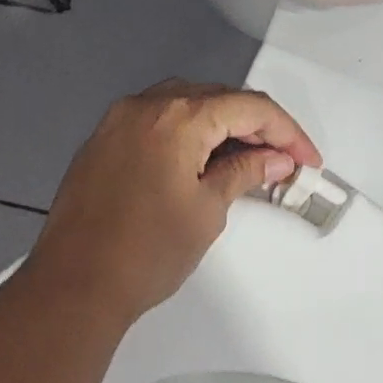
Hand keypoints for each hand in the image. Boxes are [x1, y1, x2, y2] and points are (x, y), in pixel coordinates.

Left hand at [17, 81, 322, 325]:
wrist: (74, 284)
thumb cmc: (148, 252)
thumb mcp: (207, 211)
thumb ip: (244, 172)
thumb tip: (276, 158)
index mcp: (176, 117)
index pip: (247, 106)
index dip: (287, 131)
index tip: (309, 161)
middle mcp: (143, 105)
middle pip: (214, 97)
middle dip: (254, 125)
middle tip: (281, 161)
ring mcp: (116, 121)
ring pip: (182, 105)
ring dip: (219, 126)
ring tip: (247, 160)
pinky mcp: (101, 142)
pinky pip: (154, 122)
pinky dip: (185, 134)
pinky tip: (201, 162)